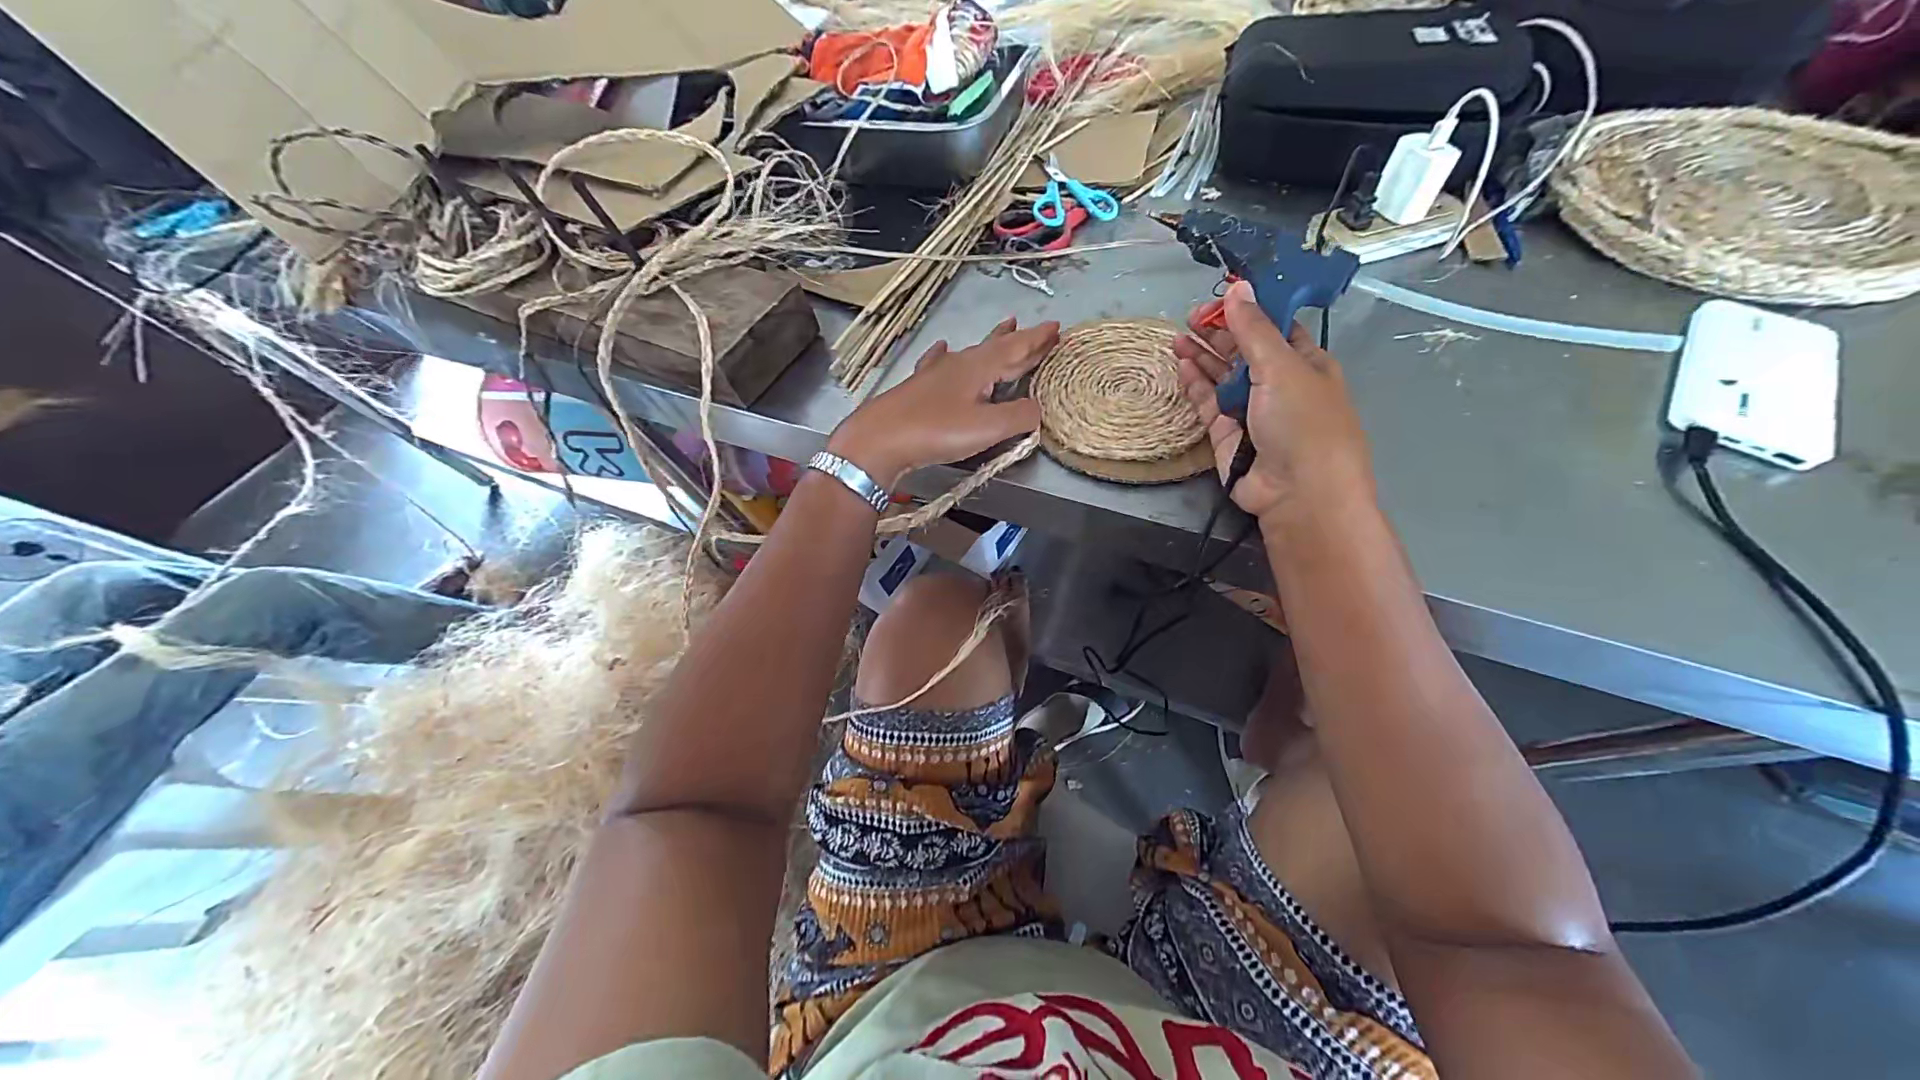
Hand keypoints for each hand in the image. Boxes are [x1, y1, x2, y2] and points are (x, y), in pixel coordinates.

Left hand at [828, 317, 1059, 487]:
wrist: (878, 439)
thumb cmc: (935, 431)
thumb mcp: (986, 428)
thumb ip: (1019, 417)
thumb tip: (1038, 409)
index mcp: (980, 367)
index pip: (1017, 348)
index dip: (1038, 340)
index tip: (1056, 328)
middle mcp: (959, 363)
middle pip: (997, 347)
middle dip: (1021, 340)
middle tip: (1041, 330)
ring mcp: (936, 373)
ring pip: (971, 353)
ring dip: (991, 343)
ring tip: (1005, 327)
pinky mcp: (918, 388)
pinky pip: (939, 363)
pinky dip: (947, 355)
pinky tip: (942, 349)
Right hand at [1173, 281, 1374, 526]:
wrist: (1298, 492)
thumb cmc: (1303, 422)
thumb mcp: (1281, 368)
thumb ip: (1253, 329)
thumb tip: (1239, 287)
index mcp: (1305, 363)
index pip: (1274, 328)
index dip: (1249, 310)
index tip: (1222, 297)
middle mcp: (1278, 384)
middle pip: (1244, 350)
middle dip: (1219, 332)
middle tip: (1191, 318)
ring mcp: (1251, 410)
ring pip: (1222, 376)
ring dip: (1202, 356)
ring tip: (1178, 337)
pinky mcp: (1226, 435)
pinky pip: (1208, 403)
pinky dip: (1196, 384)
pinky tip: (1182, 365)